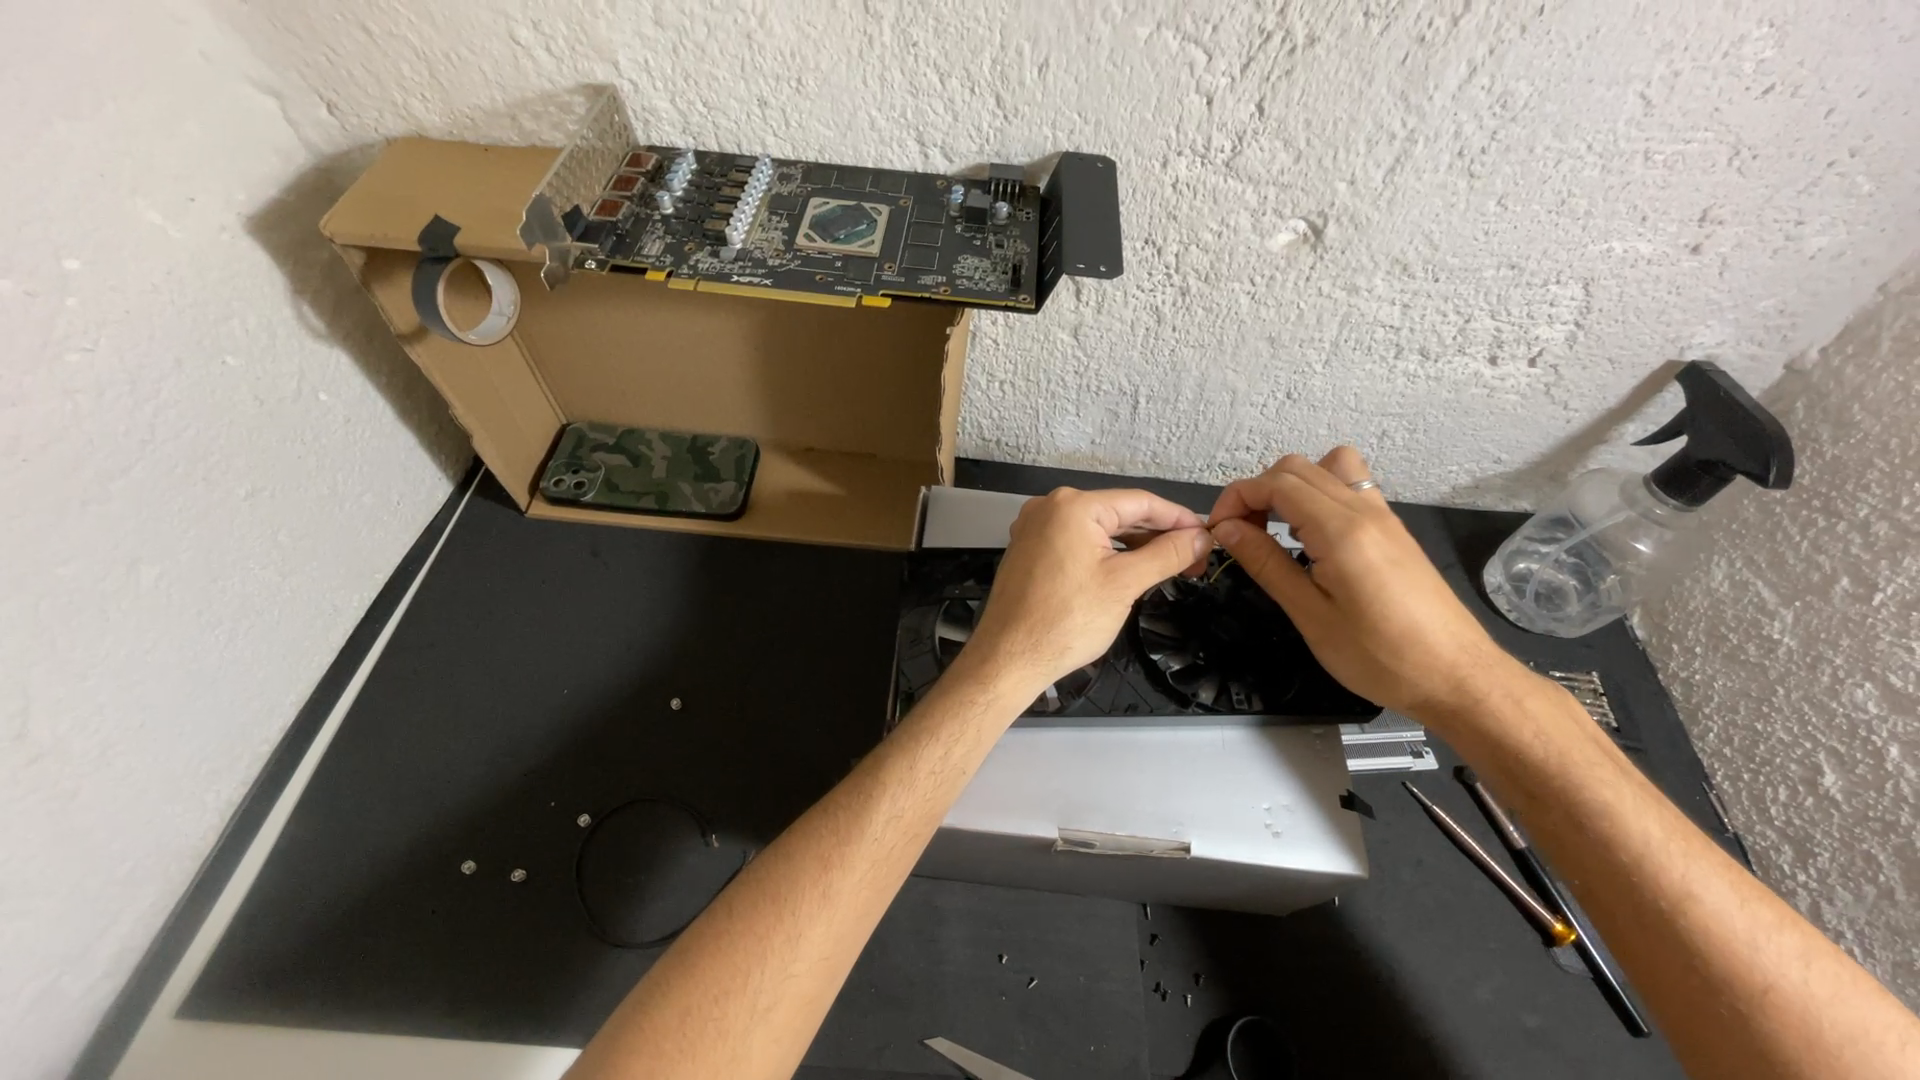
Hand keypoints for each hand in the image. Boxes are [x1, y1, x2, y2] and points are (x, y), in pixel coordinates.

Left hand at [963, 488, 1211, 698]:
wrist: (1009, 658)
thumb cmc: (1065, 622)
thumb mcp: (1125, 584)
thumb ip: (1167, 554)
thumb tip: (1200, 537)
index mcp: (1073, 506)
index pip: (1140, 502)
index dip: (1179, 518)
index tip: (1207, 536)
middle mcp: (1049, 508)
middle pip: (1119, 513)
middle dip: (1158, 534)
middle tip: (1194, 559)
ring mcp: (1035, 529)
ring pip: (1099, 529)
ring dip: (1135, 546)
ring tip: (1169, 566)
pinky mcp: (1030, 551)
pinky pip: (1078, 542)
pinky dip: (1107, 554)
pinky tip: (1131, 570)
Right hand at [1207, 447, 1521, 719]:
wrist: (1456, 676)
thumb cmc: (1379, 656)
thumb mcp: (1310, 616)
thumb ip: (1266, 564)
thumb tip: (1226, 529)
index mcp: (1341, 529)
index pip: (1275, 483)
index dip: (1236, 498)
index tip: (1217, 532)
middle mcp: (1364, 509)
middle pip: (1297, 467)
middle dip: (1256, 491)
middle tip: (1239, 535)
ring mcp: (1383, 516)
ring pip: (1328, 467)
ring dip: (1290, 486)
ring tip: (1274, 527)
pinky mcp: (1393, 530)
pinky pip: (1350, 487)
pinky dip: (1317, 495)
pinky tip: (1308, 538)